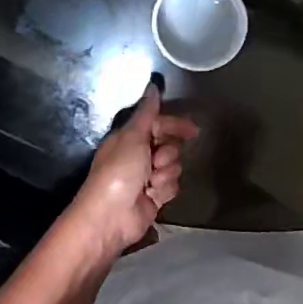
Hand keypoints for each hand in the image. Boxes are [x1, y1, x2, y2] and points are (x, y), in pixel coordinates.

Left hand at [67, 82, 197, 254]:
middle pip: (170, 144)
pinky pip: (172, 185)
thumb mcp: (132, 136)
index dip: (175, 124)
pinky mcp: (154, 195)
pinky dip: (164, 189)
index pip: (158, 123)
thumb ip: (147, 112)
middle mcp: (138, 154)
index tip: (193, 129)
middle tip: (156, 161)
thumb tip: (153, 86)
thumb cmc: (118, 172)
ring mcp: (147, 176)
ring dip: (166, 173)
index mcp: (129, 137)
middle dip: (168, 153)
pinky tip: (153, 195)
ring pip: (174, 166)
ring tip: (151, 181)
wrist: (110, 217)